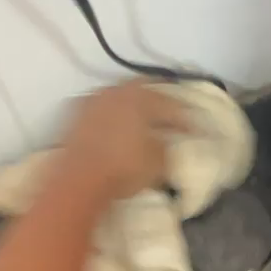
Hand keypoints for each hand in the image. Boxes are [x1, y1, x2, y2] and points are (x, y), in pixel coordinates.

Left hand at [53, 82, 188, 202]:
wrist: (77, 180)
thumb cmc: (124, 170)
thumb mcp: (158, 162)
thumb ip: (166, 146)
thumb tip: (165, 140)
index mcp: (142, 97)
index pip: (172, 105)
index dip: (187, 118)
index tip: (196, 130)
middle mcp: (117, 91)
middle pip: (144, 90)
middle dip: (159, 101)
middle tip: (170, 113)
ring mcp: (93, 99)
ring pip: (120, 96)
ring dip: (133, 106)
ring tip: (142, 119)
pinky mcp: (74, 114)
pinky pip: (101, 108)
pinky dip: (112, 115)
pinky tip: (116, 126)